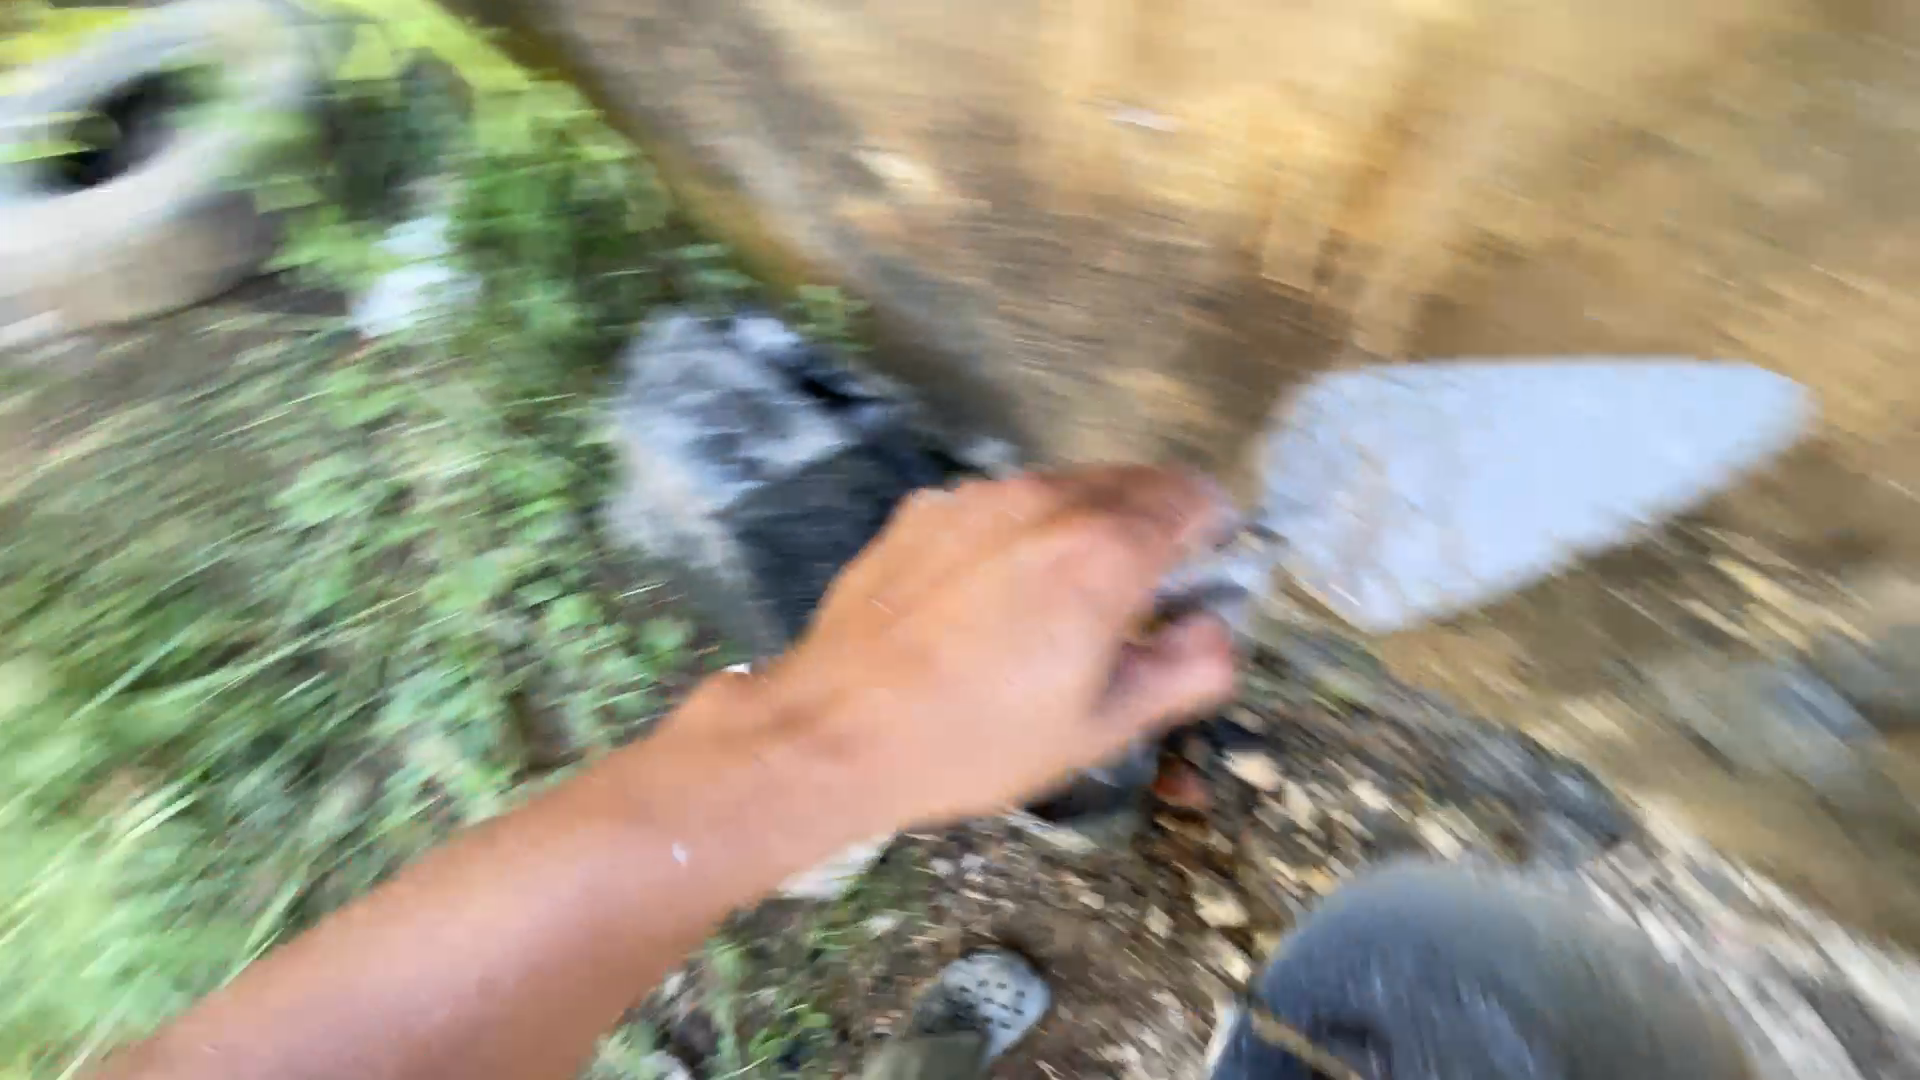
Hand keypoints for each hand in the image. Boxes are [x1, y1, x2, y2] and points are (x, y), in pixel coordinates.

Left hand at [747, 465, 1237, 828]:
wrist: (835, 729)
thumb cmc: (978, 740)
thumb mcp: (1102, 727)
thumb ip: (1188, 667)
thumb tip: (1216, 624)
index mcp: (1102, 550)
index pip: (1191, 495)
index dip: (1208, 531)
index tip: (1196, 572)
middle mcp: (1042, 499)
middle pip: (1129, 483)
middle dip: (1149, 528)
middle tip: (1129, 597)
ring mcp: (974, 495)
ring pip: (1061, 488)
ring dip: (1081, 527)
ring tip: (1047, 601)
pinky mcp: (924, 507)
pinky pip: (998, 503)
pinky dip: (1017, 531)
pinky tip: (980, 594)